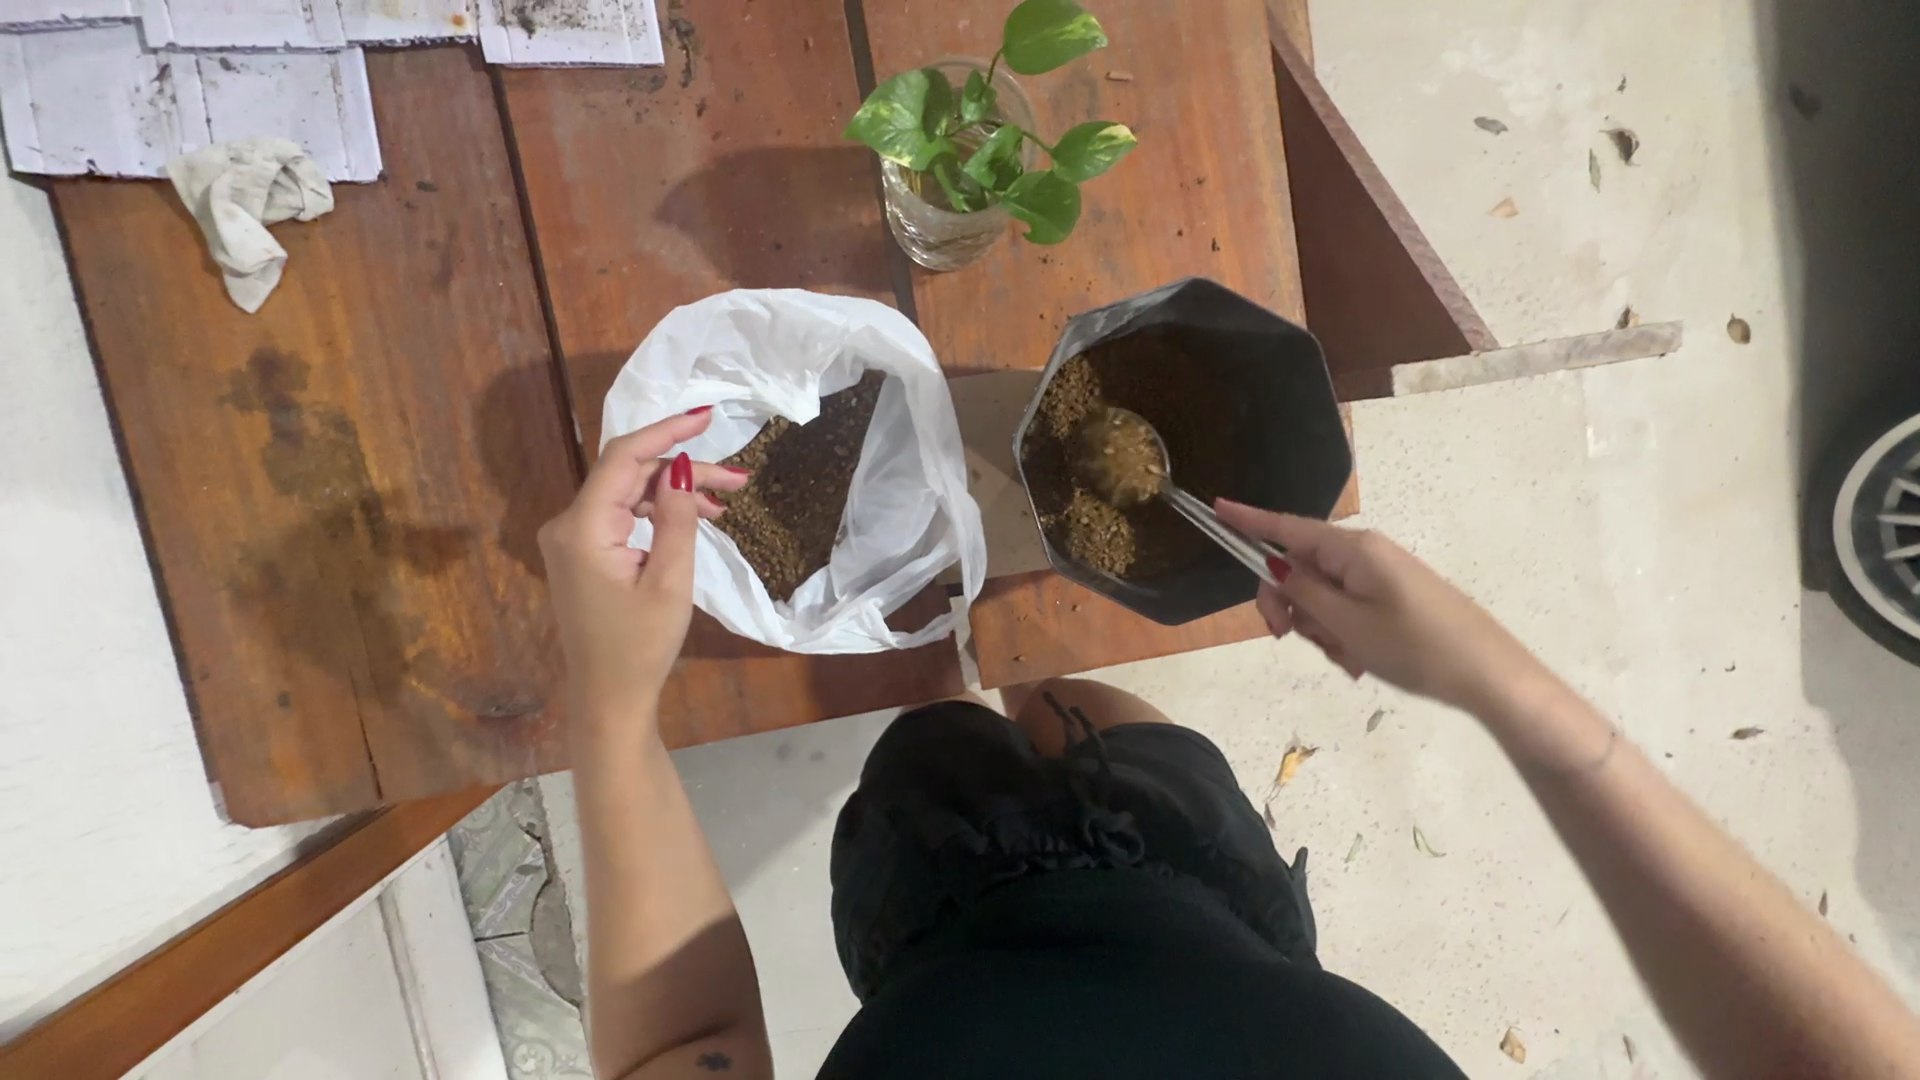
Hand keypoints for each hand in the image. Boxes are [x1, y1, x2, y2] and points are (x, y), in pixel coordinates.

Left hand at [538, 409, 747, 726]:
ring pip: (629, 494)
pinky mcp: (585, 553)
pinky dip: (659, 513)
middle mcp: (569, 524)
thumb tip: (680, 466)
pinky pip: (624, 516)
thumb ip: (674, 517)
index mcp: (583, 528)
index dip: (666, 432)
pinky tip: (694, 519)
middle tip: (738, 480)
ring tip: (725, 504)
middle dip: (683, 470)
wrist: (609, 699)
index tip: (707, 418)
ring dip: (675, 492)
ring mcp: (573, 539)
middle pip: (629, 475)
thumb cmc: (641, 646)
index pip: (623, 459)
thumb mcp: (670, 580)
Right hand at [1214, 499, 1546, 714]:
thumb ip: (1302, 593)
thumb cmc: (1416, 647)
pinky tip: (1359, 659)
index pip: (1287, 528)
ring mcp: (1380, 575)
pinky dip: (1341, 632)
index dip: (1249, 521)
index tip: (1216, 508)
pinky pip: (1346, 607)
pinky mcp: (1393, 596)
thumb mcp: (1346, 624)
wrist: (1493, 678)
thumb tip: (1273, 566)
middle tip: (1287, 637)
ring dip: (1318, 626)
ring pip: (1320, 593)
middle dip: (1287, 602)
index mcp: (1352, 550)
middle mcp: (1364, 554)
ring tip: (1346, 656)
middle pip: (1299, 567)